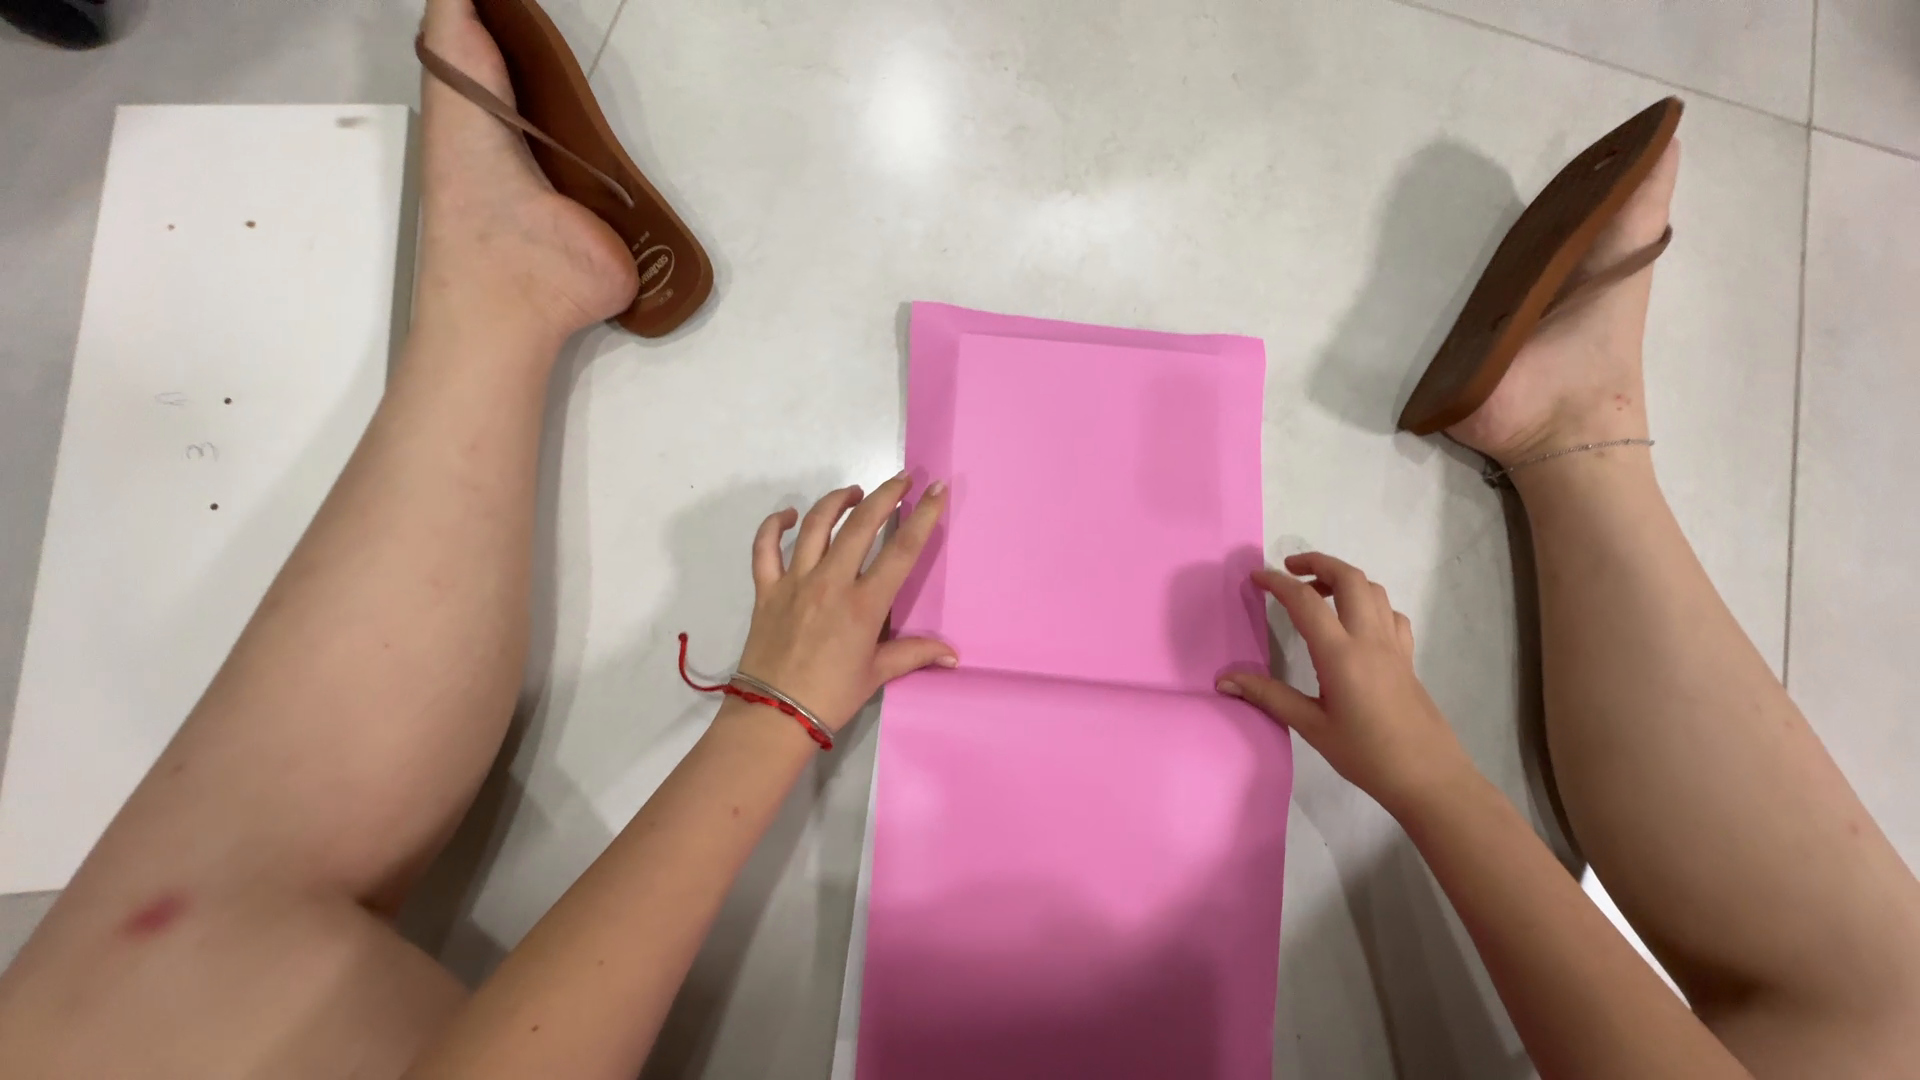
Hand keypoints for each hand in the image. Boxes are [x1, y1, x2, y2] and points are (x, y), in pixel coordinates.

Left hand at [735, 474, 956, 731]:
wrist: (773, 716)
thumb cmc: (831, 696)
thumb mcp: (877, 673)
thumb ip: (914, 653)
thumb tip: (953, 654)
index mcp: (864, 604)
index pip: (902, 550)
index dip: (923, 516)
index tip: (935, 489)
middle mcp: (831, 583)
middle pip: (861, 524)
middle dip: (885, 495)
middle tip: (901, 479)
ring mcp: (795, 582)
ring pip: (817, 526)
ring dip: (838, 501)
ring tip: (855, 492)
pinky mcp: (767, 589)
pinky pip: (766, 547)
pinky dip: (776, 525)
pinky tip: (791, 515)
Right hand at [1217, 553, 1474, 813]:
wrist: (1430, 779)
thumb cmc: (1366, 755)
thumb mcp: (1311, 726)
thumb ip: (1268, 695)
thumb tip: (1224, 679)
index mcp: (1341, 654)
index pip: (1305, 601)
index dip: (1277, 583)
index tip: (1255, 578)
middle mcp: (1370, 640)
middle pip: (1349, 578)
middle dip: (1318, 563)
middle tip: (1289, 569)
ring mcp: (1394, 646)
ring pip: (1373, 590)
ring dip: (1343, 579)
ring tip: (1316, 592)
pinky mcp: (1407, 658)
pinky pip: (1390, 614)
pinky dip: (1368, 603)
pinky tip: (1354, 623)